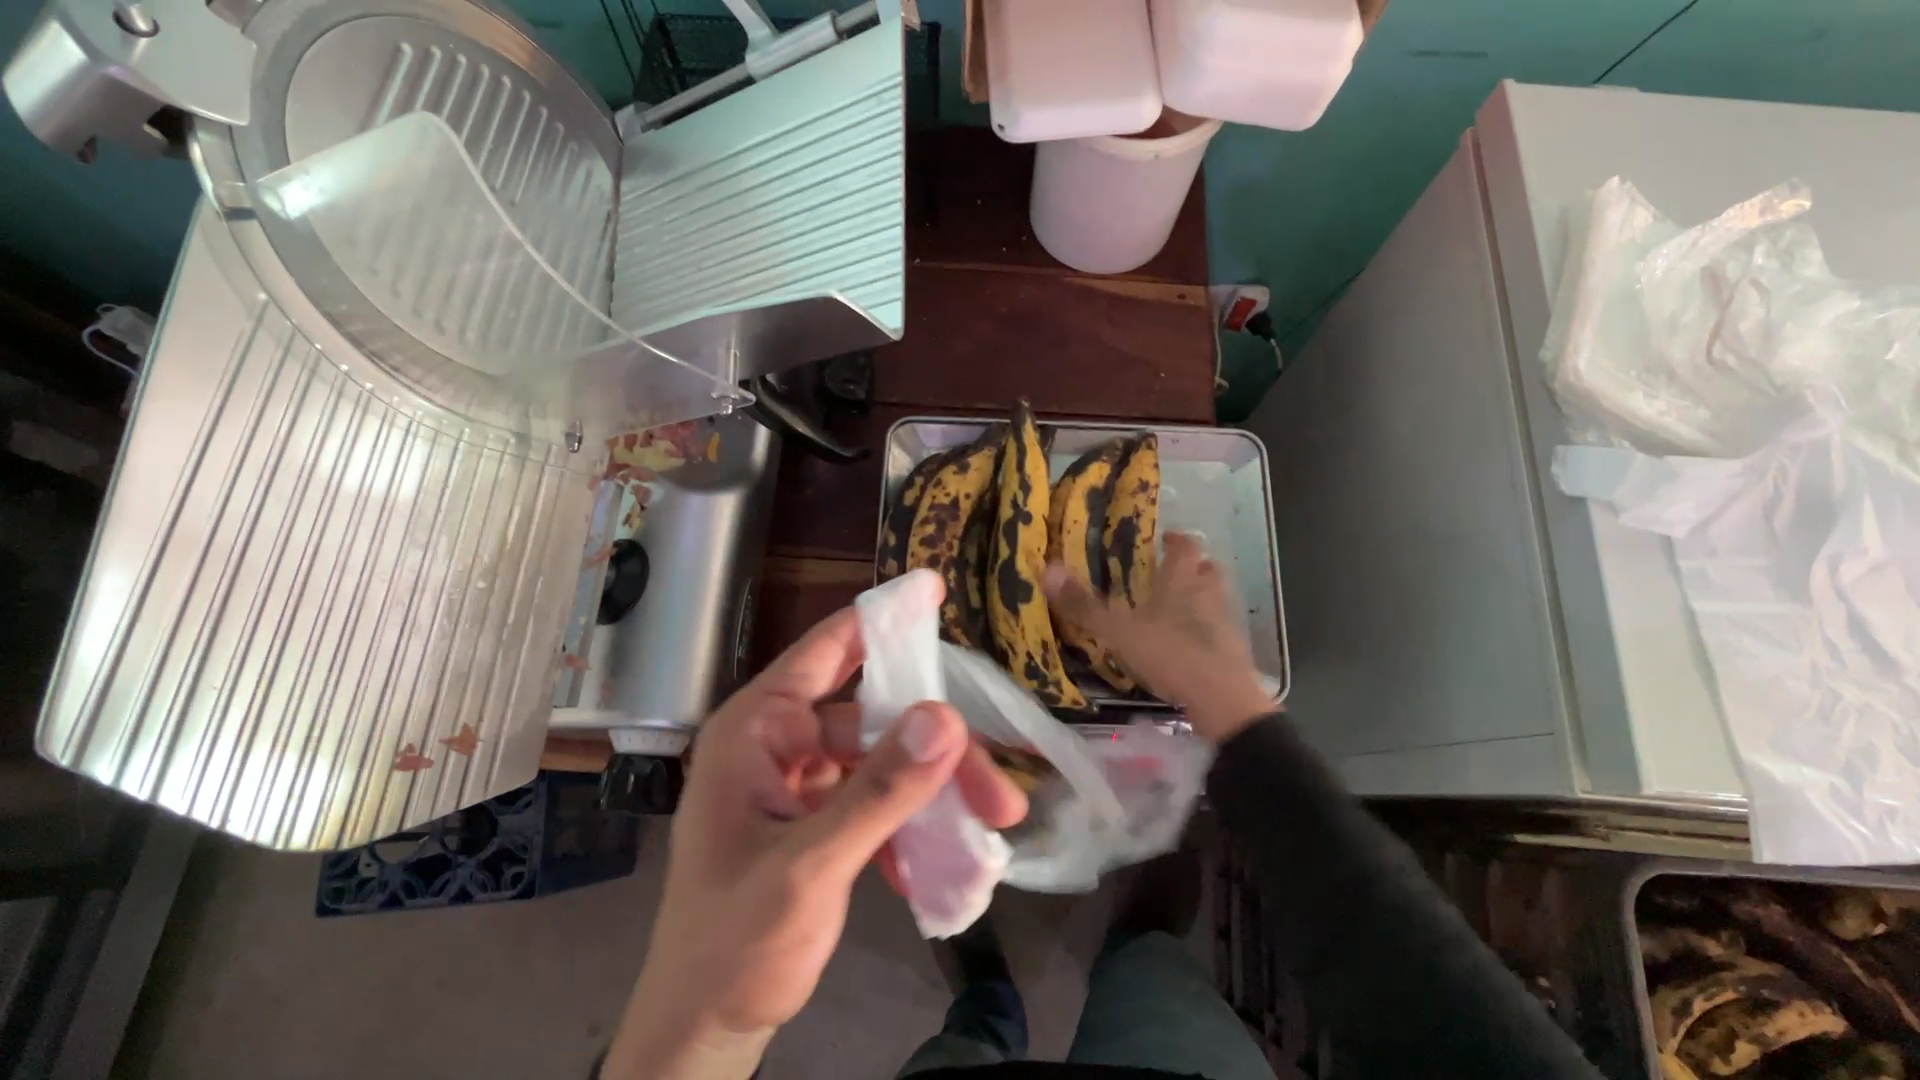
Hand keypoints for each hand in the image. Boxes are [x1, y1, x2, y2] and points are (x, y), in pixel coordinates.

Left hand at [602, 605, 1027, 1079]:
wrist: (703, 1025)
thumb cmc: (734, 941)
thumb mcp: (809, 865)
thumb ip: (878, 791)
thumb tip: (947, 716)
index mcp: (756, 730)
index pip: (826, 651)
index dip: (882, 620)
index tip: (936, 591)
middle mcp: (777, 744)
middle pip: (873, 718)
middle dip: (939, 749)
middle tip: (998, 791)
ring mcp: (797, 784)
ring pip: (883, 762)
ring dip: (934, 793)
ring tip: (990, 828)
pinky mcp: (814, 821)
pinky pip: (876, 803)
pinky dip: (909, 828)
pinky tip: (935, 870)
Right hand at [1045, 531, 1273, 741]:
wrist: (1222, 699)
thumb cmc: (1170, 653)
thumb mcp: (1119, 631)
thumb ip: (1084, 605)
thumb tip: (1047, 569)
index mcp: (1182, 580)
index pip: (1185, 547)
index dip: (1176, 540)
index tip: (1165, 538)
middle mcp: (1209, 593)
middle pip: (1207, 569)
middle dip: (1192, 568)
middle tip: (1170, 573)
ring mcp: (1225, 622)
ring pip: (1215, 598)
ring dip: (1200, 597)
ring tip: (1176, 608)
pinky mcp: (1233, 650)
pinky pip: (1218, 629)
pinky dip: (1205, 629)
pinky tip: (1188, 644)